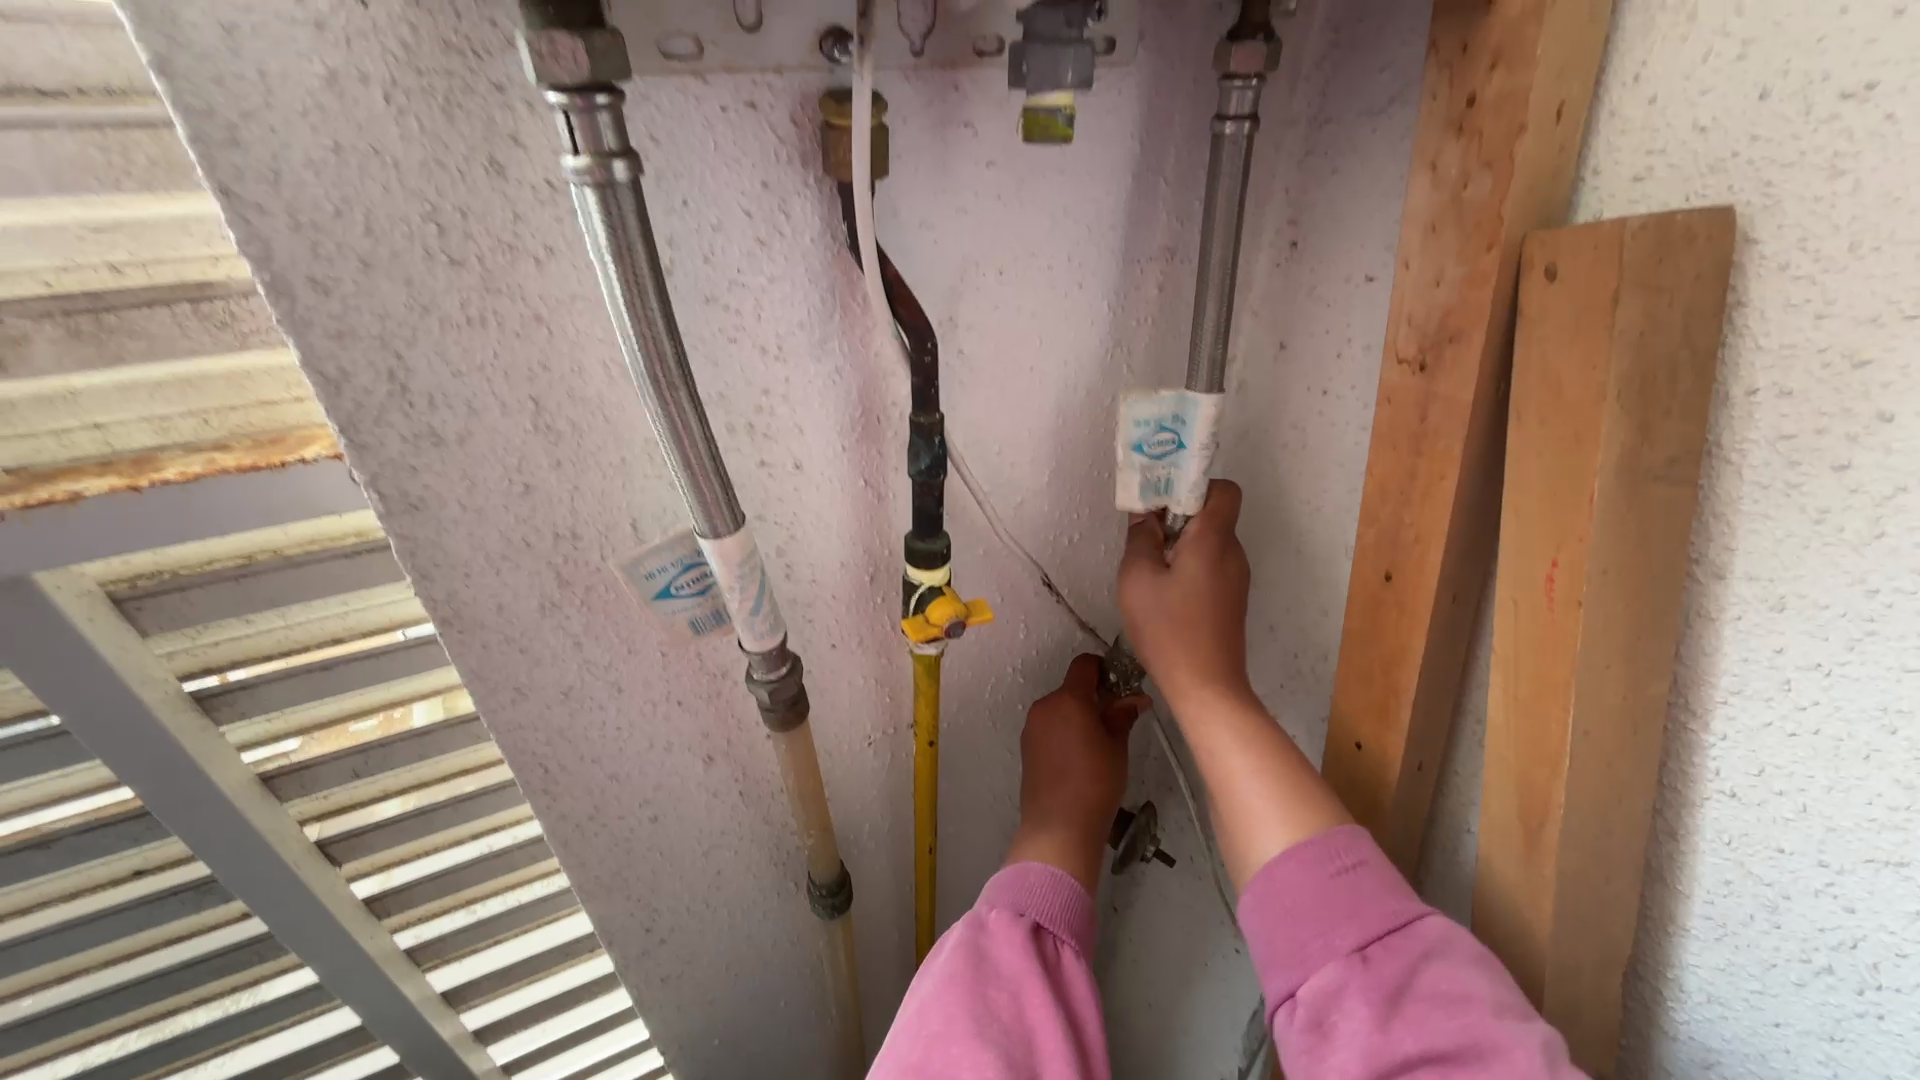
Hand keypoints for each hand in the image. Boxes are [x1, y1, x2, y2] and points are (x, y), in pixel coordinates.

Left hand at [1005, 654, 1148, 893]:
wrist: (1059, 826)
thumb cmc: (1096, 782)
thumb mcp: (1117, 746)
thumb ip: (1123, 715)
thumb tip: (1135, 698)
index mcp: (1068, 699)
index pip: (1084, 665)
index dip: (1104, 669)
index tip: (1122, 686)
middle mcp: (1045, 706)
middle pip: (1072, 688)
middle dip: (1095, 697)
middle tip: (1118, 720)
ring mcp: (1032, 727)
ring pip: (1060, 708)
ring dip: (1079, 715)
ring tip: (1100, 744)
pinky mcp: (1027, 746)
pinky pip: (1050, 726)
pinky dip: (1065, 731)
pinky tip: (1080, 757)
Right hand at [1117, 479, 1253, 707]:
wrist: (1206, 686)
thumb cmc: (1168, 629)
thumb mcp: (1137, 579)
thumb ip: (1140, 540)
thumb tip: (1145, 516)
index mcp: (1213, 539)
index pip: (1223, 489)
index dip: (1193, 485)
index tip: (1161, 501)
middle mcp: (1232, 553)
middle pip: (1213, 515)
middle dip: (1178, 516)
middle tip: (1145, 536)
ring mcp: (1236, 578)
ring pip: (1209, 543)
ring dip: (1181, 545)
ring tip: (1149, 569)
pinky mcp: (1232, 600)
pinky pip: (1210, 566)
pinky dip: (1188, 567)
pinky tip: (1164, 593)